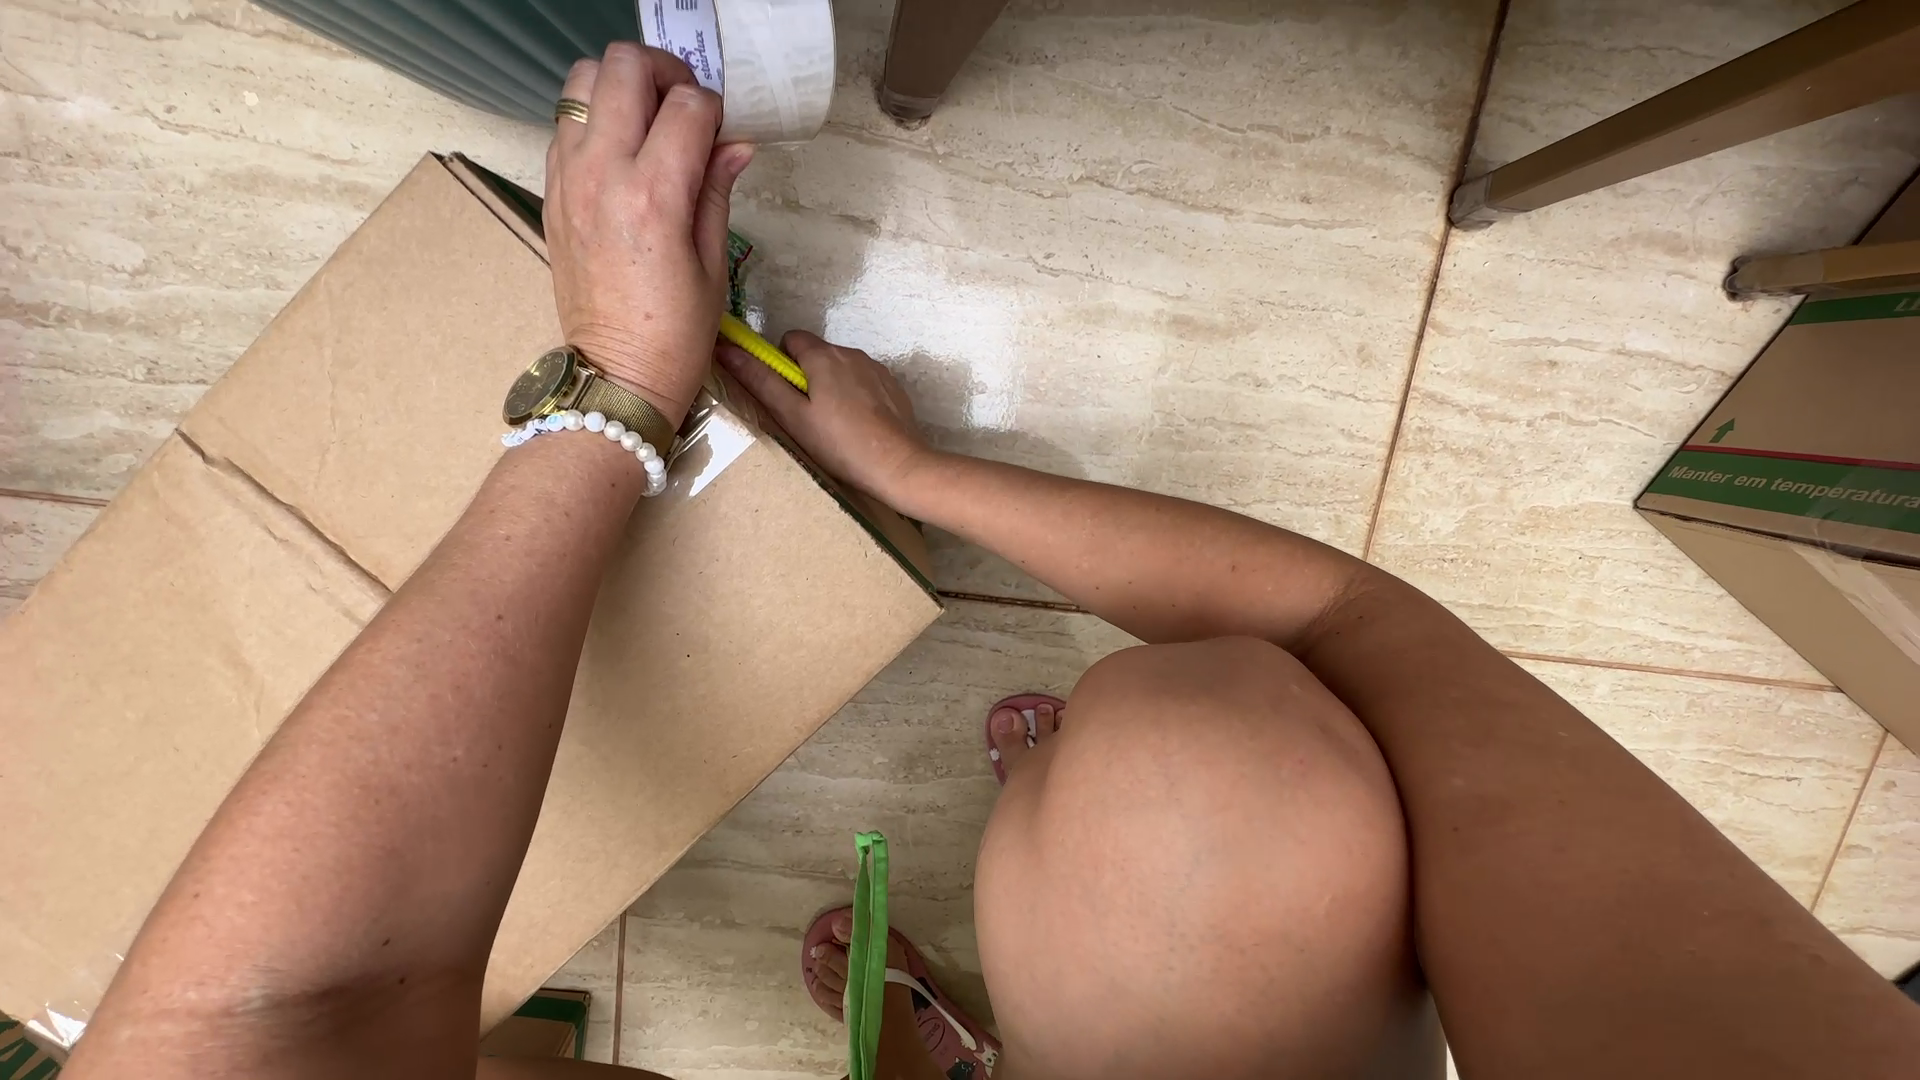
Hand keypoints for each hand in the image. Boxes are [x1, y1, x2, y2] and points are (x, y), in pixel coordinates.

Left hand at [544, 43, 753, 426]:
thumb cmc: (678, 333)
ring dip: (621, 88)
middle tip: (686, 108)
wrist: (617, 373)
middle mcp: (602, 173)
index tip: (723, 133)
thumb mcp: (714, 266)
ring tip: (650, 124)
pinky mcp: (550, 191)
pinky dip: (596, 119)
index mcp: (653, 197)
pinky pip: (565, 122)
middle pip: (622, 68)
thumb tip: (735, 145)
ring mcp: (567, 178)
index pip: (686, 107)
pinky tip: (624, 155)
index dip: (714, 109)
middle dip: (664, 74)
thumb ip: (717, 192)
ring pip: (581, 81)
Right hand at [715, 331, 935, 503]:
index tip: (784, 395)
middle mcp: (852, 353)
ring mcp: (876, 369)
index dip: (780, 364)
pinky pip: (865, 383)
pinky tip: (859, 427)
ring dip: (832, 388)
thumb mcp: (794, 416)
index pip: (790, 340)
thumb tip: (728, 350)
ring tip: (835, 427)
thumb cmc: (841, 444)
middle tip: (807, 418)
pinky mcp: (894, 387)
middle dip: (807, 379)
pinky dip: (856, 398)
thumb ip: (761, 381)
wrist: (898, 466)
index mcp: (824, 356)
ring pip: (842, 370)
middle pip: (817, 355)